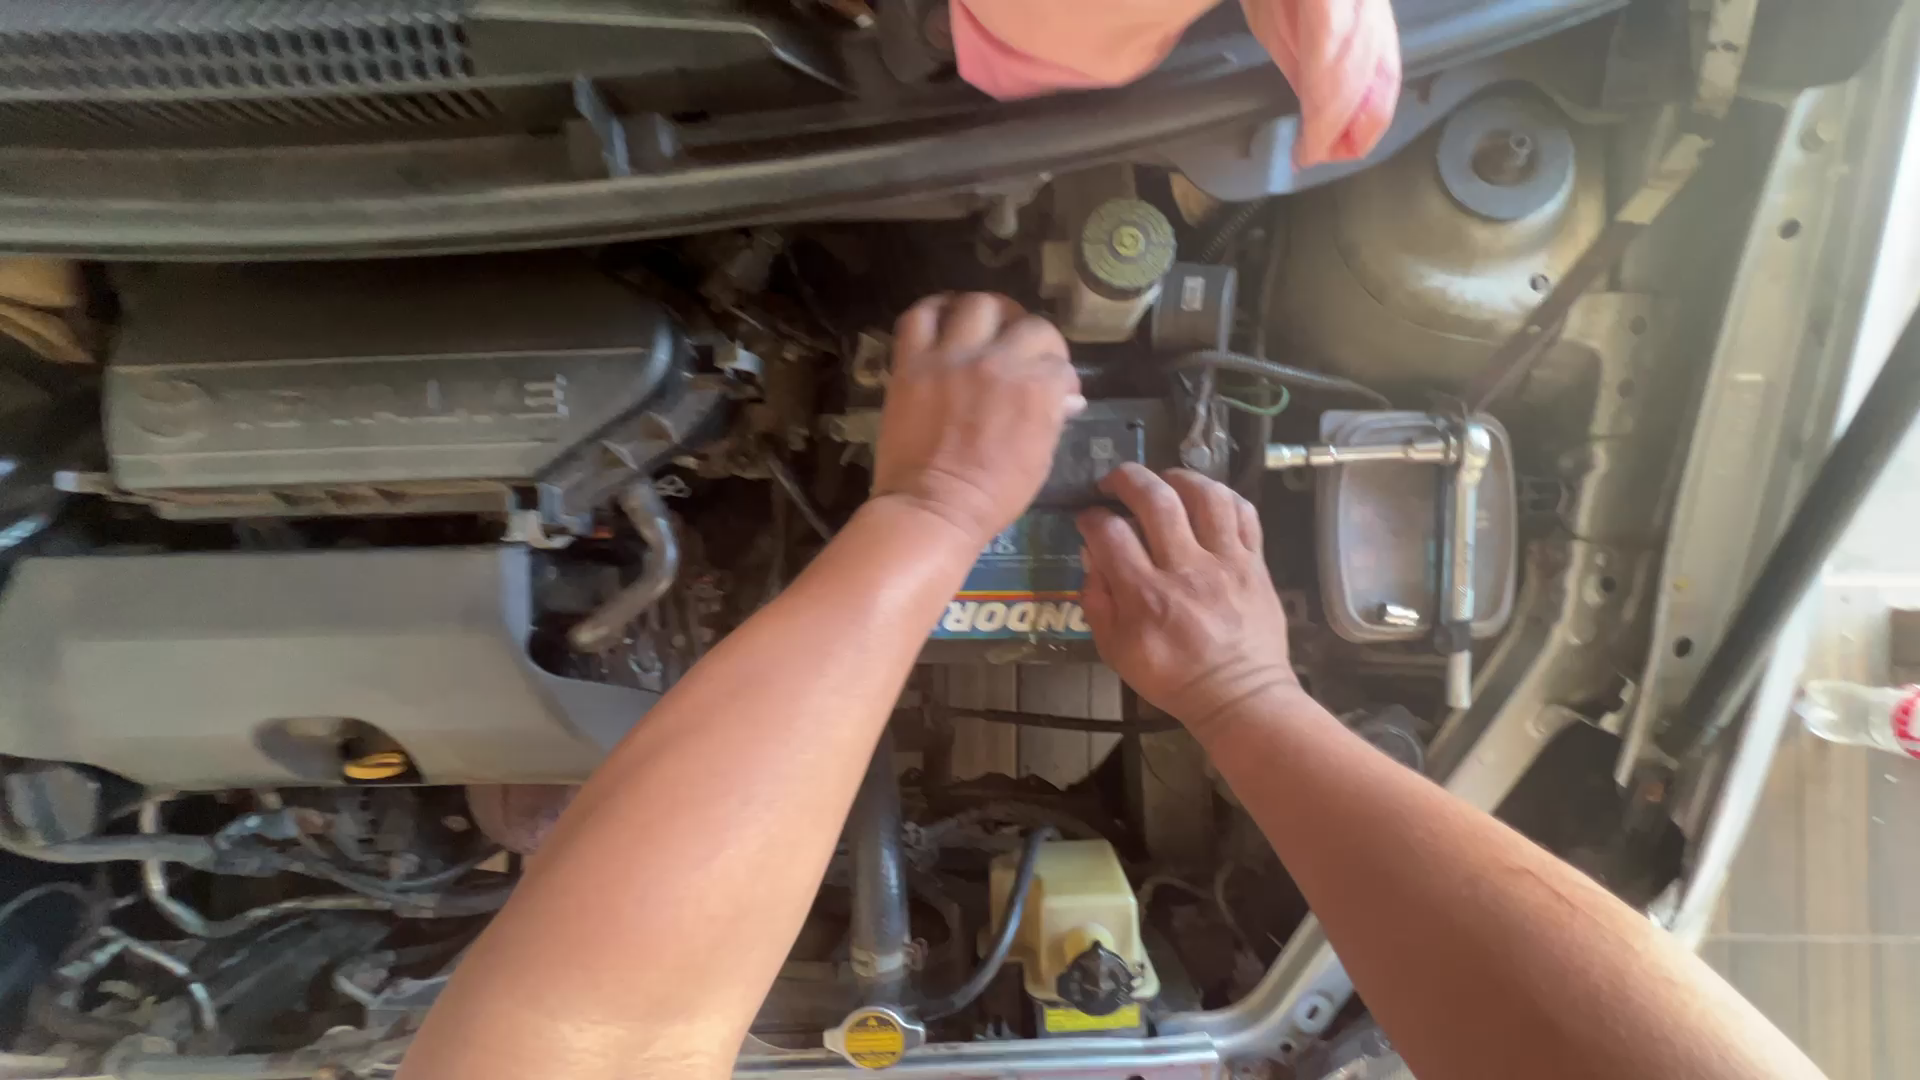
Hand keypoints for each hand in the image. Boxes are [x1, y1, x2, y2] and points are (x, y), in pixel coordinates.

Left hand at [871, 293, 1082, 543]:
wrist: (933, 509)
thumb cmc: (994, 495)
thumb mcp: (1040, 459)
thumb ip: (1053, 416)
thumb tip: (1067, 396)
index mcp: (1037, 387)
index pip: (1058, 358)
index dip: (1058, 370)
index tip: (1053, 385)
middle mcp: (998, 361)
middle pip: (1026, 322)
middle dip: (1031, 336)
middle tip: (1020, 350)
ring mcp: (952, 358)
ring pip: (977, 304)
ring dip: (988, 313)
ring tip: (984, 327)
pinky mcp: (912, 363)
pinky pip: (920, 316)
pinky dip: (934, 310)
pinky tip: (944, 320)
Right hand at [1077, 464, 1299, 738]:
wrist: (1240, 697)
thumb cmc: (1171, 677)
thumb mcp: (1114, 651)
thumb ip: (1097, 600)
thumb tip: (1092, 555)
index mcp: (1145, 596)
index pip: (1110, 533)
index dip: (1091, 516)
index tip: (1087, 517)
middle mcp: (1186, 570)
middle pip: (1155, 500)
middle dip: (1127, 479)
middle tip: (1113, 482)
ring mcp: (1226, 563)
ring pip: (1205, 496)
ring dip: (1177, 478)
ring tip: (1162, 482)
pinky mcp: (1255, 563)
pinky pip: (1244, 513)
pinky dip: (1222, 496)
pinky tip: (1203, 500)